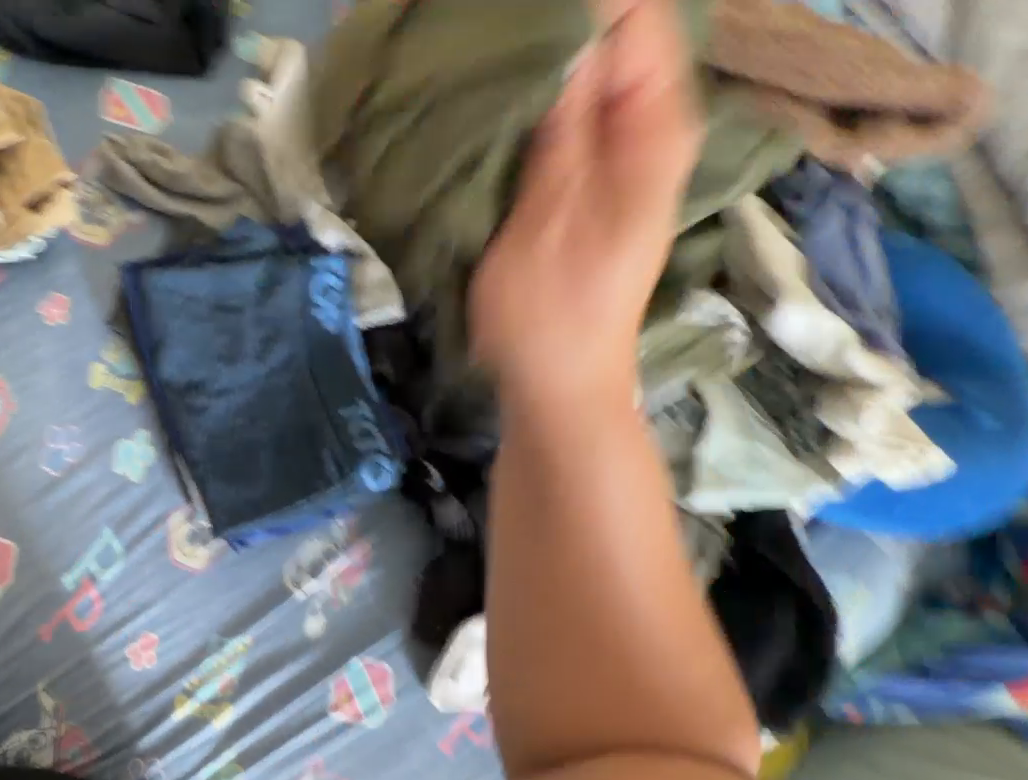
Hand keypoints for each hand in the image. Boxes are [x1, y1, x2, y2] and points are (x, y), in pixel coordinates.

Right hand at [469, 0, 703, 415]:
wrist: (561, 387)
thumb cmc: (550, 317)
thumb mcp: (545, 224)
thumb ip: (562, 134)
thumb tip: (570, 43)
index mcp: (654, 136)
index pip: (637, 24)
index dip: (582, 7)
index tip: (506, 13)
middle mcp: (649, 134)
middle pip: (616, 44)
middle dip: (556, 29)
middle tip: (481, 32)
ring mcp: (621, 159)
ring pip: (590, 77)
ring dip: (540, 64)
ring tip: (480, 54)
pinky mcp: (591, 182)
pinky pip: (572, 115)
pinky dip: (537, 101)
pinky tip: (495, 101)